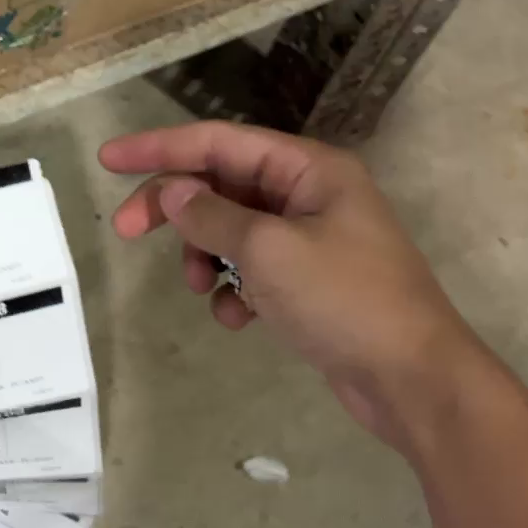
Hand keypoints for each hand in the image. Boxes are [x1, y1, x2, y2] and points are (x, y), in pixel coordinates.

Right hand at [99, 121, 485, 452]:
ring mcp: (307, 237)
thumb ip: (209, 214)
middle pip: (216, 183)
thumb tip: (170, 192)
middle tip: (128, 230)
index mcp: (306, 168)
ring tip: (198, 286)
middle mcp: (306, 193)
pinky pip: (248, 266)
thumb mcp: (266, 249)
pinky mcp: (306, 279)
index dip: (157, 146)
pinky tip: (234, 315)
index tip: (108, 158)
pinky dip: (230, 286)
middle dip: (172, 209)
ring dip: (202, 253)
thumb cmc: (346, 300)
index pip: (216, 141)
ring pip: (227, 227)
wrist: (419, 386)